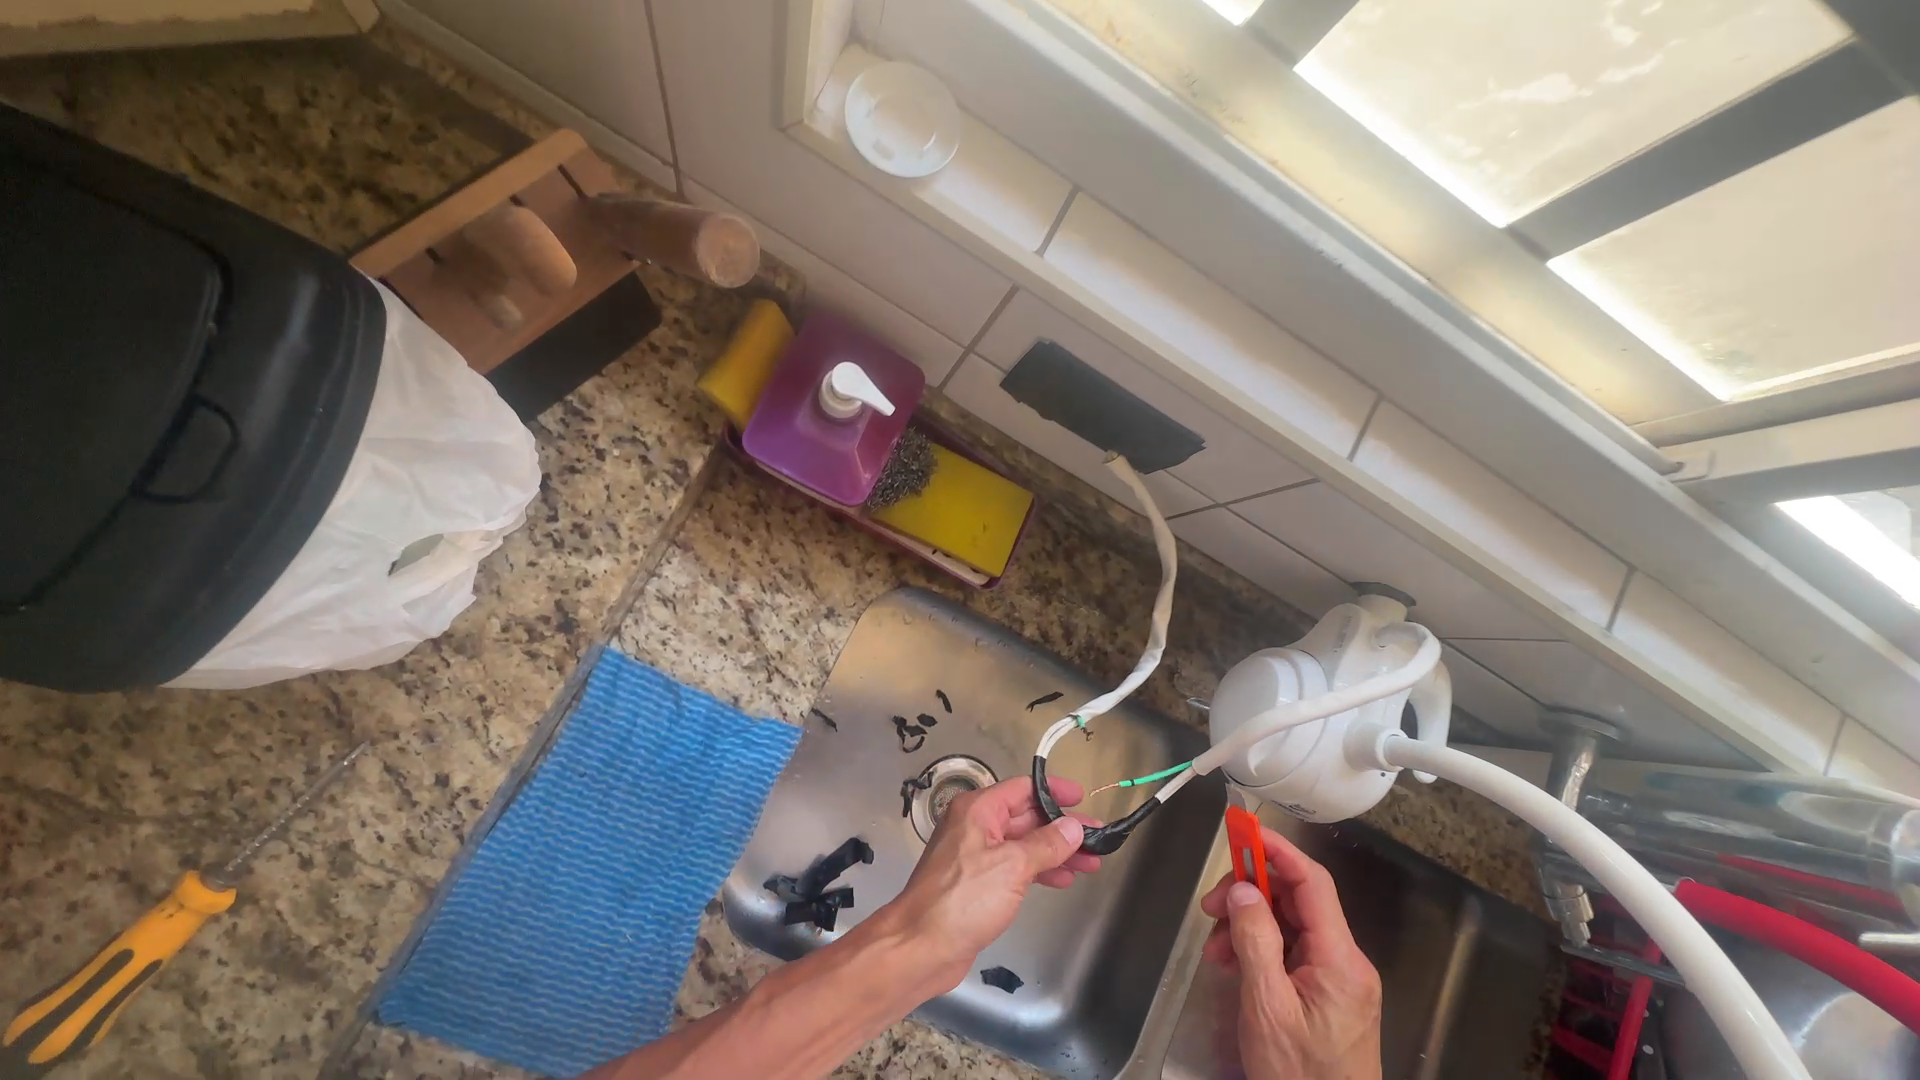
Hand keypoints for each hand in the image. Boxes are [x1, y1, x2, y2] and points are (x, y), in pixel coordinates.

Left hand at [872, 776, 1101, 989]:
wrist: (922, 946)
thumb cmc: (964, 898)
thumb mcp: (1012, 866)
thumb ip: (1047, 844)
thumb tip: (1074, 827)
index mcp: (977, 810)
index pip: (1022, 788)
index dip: (1053, 791)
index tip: (1082, 798)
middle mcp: (975, 826)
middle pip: (1025, 817)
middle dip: (1062, 827)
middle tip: (1098, 838)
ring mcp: (976, 856)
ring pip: (1023, 844)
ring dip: (1056, 851)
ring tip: (1091, 863)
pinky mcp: (978, 884)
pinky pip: (1016, 867)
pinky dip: (1040, 870)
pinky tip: (1064, 879)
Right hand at [1199, 826, 1381, 1079]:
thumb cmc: (1297, 1073)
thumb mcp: (1267, 1005)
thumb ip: (1255, 940)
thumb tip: (1243, 888)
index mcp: (1340, 959)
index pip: (1312, 883)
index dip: (1277, 850)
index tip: (1243, 830)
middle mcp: (1345, 961)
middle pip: (1296, 901)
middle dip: (1250, 893)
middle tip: (1210, 906)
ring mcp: (1337, 979)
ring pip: (1289, 925)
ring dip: (1248, 923)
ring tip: (1215, 946)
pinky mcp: (1326, 994)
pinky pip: (1290, 952)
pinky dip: (1258, 948)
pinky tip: (1231, 963)